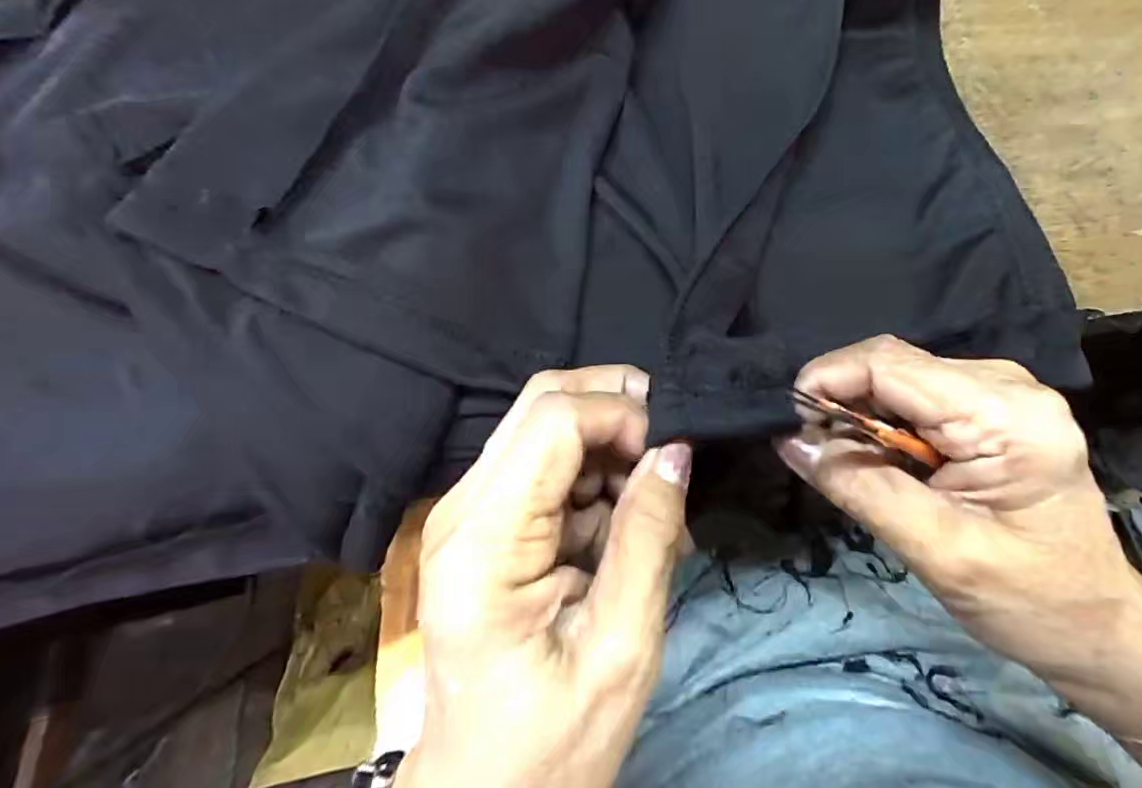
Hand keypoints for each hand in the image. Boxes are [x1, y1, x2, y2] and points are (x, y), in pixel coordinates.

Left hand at [400, 366, 691, 787]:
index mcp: (485, 542)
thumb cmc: (552, 742)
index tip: (668, 459)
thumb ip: (647, 537)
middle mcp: (465, 508)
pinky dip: (601, 473)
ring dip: (614, 445)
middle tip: (666, 459)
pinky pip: (552, 460)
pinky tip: (629, 524)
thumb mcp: (621, 645)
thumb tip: (676, 450)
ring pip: (551, 421)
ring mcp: (472, 512)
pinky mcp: (490, 523)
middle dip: (619, 412)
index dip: (623, 417)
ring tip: (653, 507)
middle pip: (545, 400)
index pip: (555, 418)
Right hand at [775, 336, 1141, 694]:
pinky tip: (886, 459)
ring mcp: (1008, 390)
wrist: (1100, 627)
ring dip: (867, 413)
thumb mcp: (941, 553)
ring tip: (848, 462)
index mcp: (1007, 413)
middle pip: (899, 364)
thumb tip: (794, 441)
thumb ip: (864, 489)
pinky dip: (892, 420)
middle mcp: (1010, 384)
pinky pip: (927, 394)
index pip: (894, 364)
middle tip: (814, 449)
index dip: (831, 378)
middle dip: (846, 399)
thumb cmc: (1032, 602)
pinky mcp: (999, 405)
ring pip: (908, 376)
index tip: (789, 418)